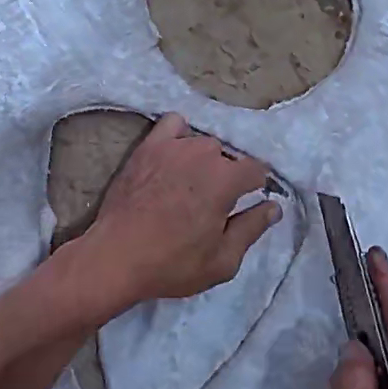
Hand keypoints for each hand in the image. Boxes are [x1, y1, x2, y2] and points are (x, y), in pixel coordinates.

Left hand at [77, 113, 279, 311]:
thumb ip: (253, 228)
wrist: (113, 259)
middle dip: (228, 176)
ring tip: (189, 184)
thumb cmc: (172, 264)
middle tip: (213, 204)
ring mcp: (175, 146)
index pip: (257, 170)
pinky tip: (175, 154)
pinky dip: (180, 135)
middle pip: (229, 157)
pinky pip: (173, 124)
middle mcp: (205, 153)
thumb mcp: (223, 260)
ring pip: (203, 144)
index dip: (256, 187)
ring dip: (204, 160)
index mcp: (227, 178)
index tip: (246, 203)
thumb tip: (274, 207)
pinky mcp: (149, 146)